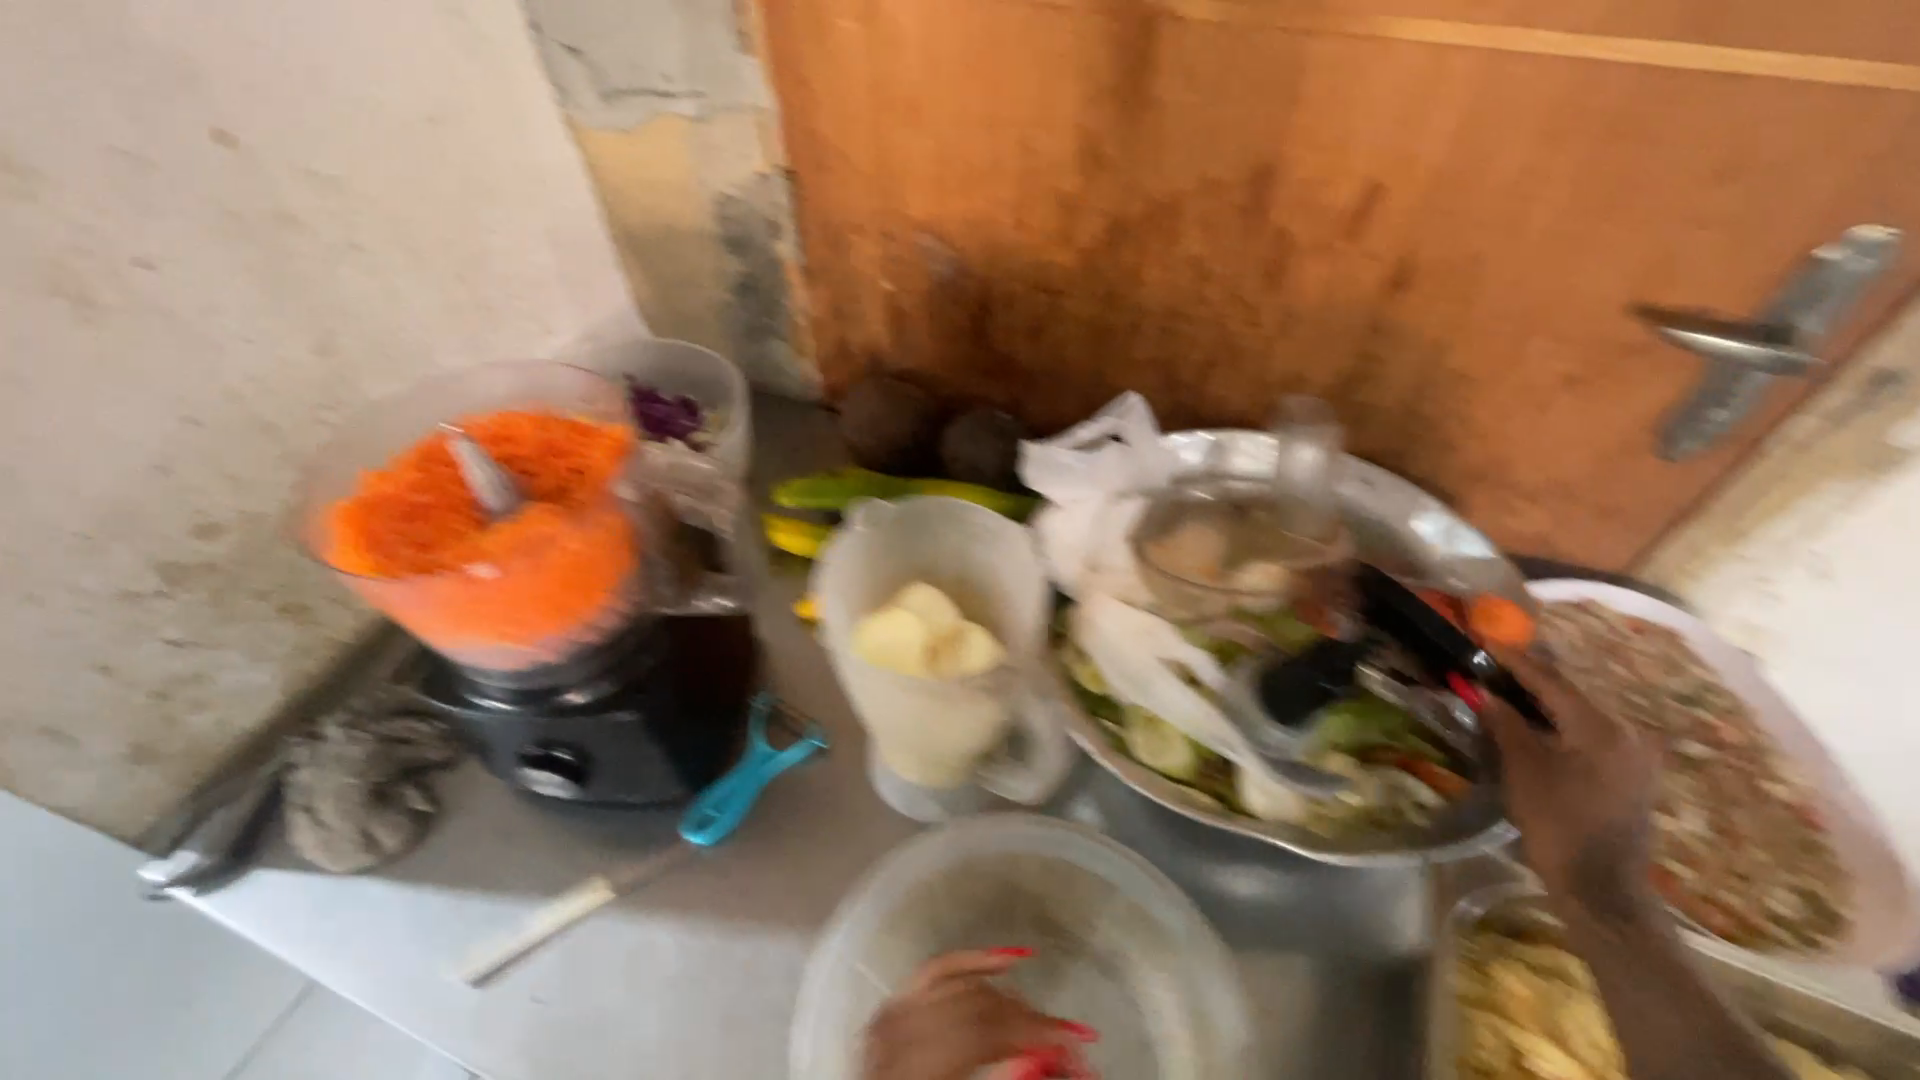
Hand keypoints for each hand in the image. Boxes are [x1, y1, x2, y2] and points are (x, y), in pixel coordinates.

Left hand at [861, 950, 1097, 1079]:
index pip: (983, 1035)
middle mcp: (896, 1031)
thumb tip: (1045, 1060)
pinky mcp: (895, 1002)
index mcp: (910, 1065)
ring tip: (1042, 1016)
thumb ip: (1001, 1079)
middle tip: (1068, 1034)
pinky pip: (939, 970)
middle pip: (976, 1008)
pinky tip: (1010, 957)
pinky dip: (976, 961)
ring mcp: (892, 1012)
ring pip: (964, 987)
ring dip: (1010, 998)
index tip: (1073, 1041)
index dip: (1032, 1035)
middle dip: (1029, 1020)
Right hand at [1477, 643, 1665, 931]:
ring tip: (1508, 693)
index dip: (1515, 662)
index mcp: (1602, 727)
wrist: (1602, 886)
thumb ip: (1505, 723)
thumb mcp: (1523, 768)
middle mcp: (1628, 733)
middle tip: (1493, 667)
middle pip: (1570, 696)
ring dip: (1544, 705)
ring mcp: (1637, 756)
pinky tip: (1536, 727)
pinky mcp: (1635, 775)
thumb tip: (1486, 693)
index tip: (1485, 642)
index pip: (1552, 682)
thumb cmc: (1558, 822)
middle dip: (1530, 681)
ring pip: (1581, 716)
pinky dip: (1561, 726)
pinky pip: (1592, 736)